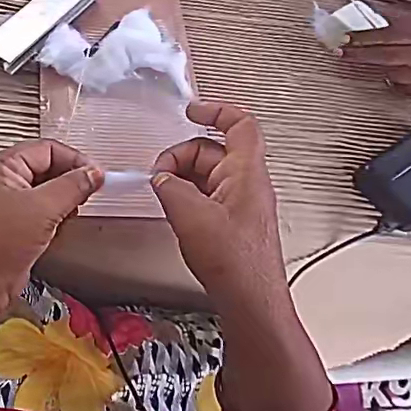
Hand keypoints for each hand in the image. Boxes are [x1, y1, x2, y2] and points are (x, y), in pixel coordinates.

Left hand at [0, 140, 102, 288]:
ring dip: (63, 203)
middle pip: (48, 168)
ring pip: (48, 191)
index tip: (96, 175)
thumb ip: (72, 186)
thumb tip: (93, 173)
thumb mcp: (42, 208)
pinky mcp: (15, 224)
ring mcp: (8, 202)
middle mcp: (3, 180)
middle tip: (87, 195)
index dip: (74, 160)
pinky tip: (57, 231)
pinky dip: (55, 218)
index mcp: (2, 165)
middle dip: (70, 182)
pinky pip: (44, 211)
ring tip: (68, 216)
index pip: (47, 149)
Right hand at [150, 102, 287, 296]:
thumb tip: (161, 177)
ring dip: (182, 178)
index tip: (192, 110)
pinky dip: (187, 195)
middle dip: (182, 156)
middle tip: (160, 172)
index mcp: (246, 174)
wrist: (250, 301)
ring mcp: (241, 203)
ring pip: (208, 174)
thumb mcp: (191, 216)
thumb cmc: (236, 264)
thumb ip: (171, 187)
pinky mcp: (233, 222)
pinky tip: (174, 210)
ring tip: (164, 193)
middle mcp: (247, 184)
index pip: (240, 125)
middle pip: (213, 150)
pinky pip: (208, 195)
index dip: (216, 110)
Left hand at [342, 13, 410, 110]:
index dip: (364, 35)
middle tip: (340, 50)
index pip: (387, 32)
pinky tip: (396, 72)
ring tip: (359, 60)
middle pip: (381, 54)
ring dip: (373, 65)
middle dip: (357, 52)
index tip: (348, 35)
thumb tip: (382, 17)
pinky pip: (400, 85)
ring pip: (387, 71)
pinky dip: (394, 78)